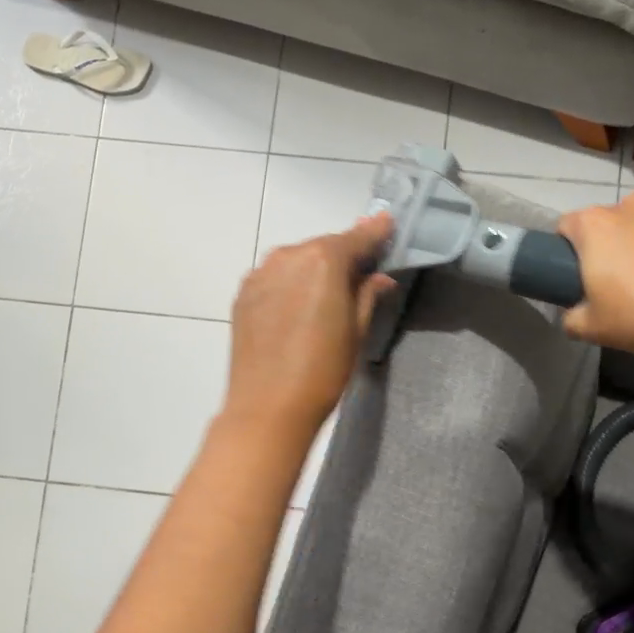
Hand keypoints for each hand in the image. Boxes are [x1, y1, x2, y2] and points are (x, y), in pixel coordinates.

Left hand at [222, 213, 395, 435]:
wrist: (269, 406)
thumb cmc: (324, 371)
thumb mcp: (356, 332)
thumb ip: (367, 295)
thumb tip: (379, 277)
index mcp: (323, 260)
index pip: (357, 237)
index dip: (376, 232)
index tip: (389, 226)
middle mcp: (289, 255)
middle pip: (324, 247)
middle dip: (344, 255)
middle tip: (362, 271)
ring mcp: (261, 273)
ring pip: (297, 261)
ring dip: (315, 269)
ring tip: (328, 294)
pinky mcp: (244, 293)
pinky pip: (276, 277)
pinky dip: (291, 283)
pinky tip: (299, 308)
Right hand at [558, 193, 633, 361]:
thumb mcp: (593, 331)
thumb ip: (571, 318)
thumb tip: (574, 312)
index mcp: (596, 227)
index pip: (567, 227)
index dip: (570, 252)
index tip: (582, 278)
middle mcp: (633, 204)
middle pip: (612, 222)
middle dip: (614, 247)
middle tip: (627, 286)